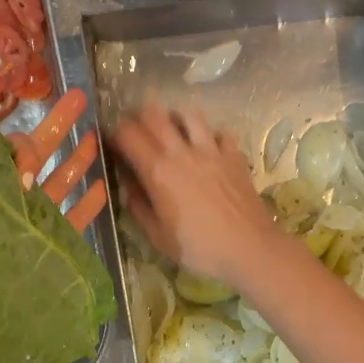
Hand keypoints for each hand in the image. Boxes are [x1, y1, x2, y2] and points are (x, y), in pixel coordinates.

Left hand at [0, 89, 108, 362]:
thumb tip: (21, 170)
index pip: (0, 155)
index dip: (15, 139)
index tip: (27, 134)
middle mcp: (5, 209)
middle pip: (35, 159)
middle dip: (56, 126)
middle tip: (79, 96)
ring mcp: (30, 232)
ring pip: (58, 187)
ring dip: (77, 159)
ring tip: (97, 134)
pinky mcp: (49, 256)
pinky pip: (71, 225)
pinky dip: (86, 206)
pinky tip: (103, 186)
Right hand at [110, 105, 297, 287]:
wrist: (250, 248)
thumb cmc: (200, 249)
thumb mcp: (159, 237)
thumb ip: (139, 207)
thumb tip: (128, 185)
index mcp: (158, 171)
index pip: (127, 134)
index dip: (115, 134)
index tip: (113, 145)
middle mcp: (182, 151)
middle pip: (154, 114)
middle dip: (140, 119)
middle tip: (140, 136)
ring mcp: (212, 149)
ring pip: (188, 114)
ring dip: (176, 121)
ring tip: (175, 137)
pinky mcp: (234, 155)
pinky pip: (219, 132)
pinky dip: (210, 136)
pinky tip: (209, 149)